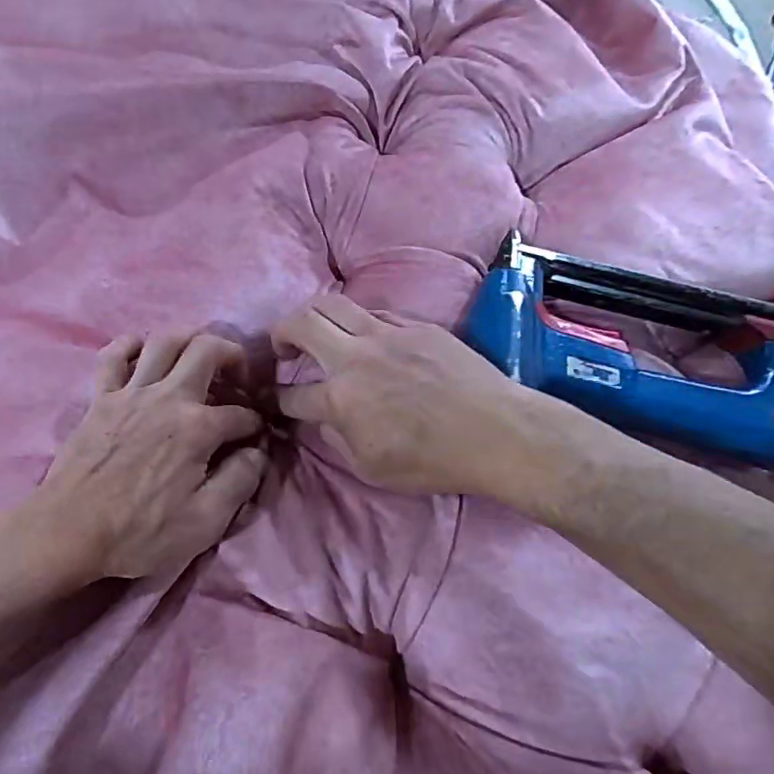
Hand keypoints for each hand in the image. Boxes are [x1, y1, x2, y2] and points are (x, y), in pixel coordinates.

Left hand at [33, 331, 266, 579]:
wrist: (67, 532)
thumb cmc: (139, 532)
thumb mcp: (205, 521)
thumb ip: (240, 481)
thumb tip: (257, 453)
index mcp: (197, 428)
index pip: (241, 414)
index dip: (256, 424)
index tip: (255, 438)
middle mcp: (168, 398)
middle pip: (207, 350)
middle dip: (232, 355)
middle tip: (237, 375)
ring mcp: (130, 393)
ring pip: (164, 340)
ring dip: (188, 338)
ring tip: (198, 355)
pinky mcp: (100, 398)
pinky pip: (113, 355)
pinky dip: (130, 345)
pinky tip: (142, 351)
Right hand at [271, 294, 567, 500]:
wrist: (497, 432)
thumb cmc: (434, 461)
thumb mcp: (372, 470)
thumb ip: (338, 441)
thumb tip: (324, 421)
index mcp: (341, 398)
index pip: (292, 393)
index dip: (277, 398)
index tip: (276, 399)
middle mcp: (356, 356)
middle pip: (302, 321)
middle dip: (280, 331)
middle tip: (283, 347)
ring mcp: (388, 334)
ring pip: (335, 304)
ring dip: (316, 316)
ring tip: (320, 333)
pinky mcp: (417, 326)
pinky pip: (376, 314)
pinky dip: (360, 325)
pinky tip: (371, 344)